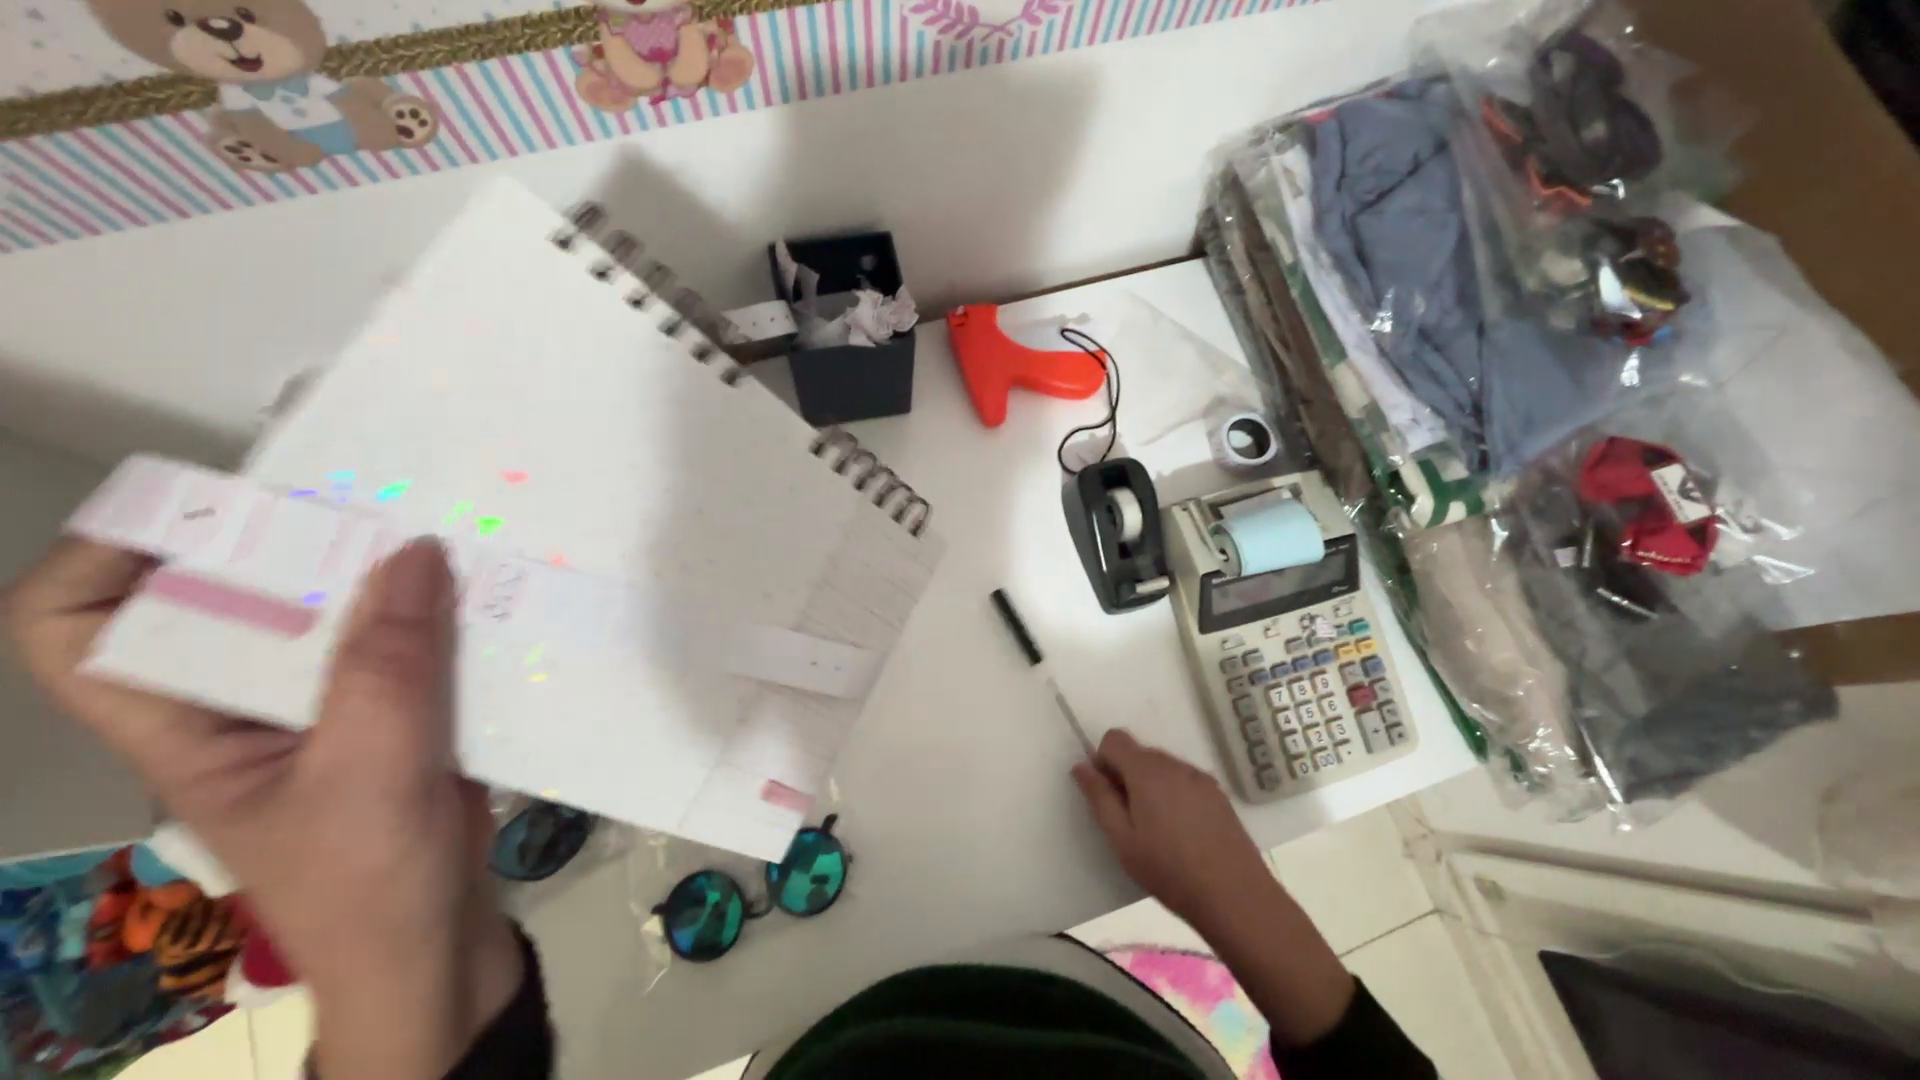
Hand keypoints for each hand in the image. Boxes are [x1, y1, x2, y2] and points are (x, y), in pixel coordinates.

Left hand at [4, 538, 519, 1079]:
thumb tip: (413, 551)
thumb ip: (385, 662)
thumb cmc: (367, 880)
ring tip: (434, 537)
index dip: (106, 562)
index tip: (208, 516)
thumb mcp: (367, 771)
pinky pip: (403, 648)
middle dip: (289, 549)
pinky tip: (477, 598)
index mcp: (185, 729)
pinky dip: (435, 618)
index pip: (79, 636)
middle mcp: (242, 708)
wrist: (436, 945)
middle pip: (230, 604)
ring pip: (332, 621)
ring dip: (379, 581)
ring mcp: (322, 711)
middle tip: (360, 506)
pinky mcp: (390, 716)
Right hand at [1071, 729, 1275, 933]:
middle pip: (1140, 753)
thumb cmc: (1169, 869)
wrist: (1234, 894)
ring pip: (1163, 768)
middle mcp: (1175, 765)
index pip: (1115, 738)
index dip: (1103, 761)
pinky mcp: (1218, 794)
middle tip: (1128, 820)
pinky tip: (1182, 832)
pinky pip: (1185, 782)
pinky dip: (1175, 795)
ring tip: (1157, 830)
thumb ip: (1099, 797)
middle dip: (1126, 776)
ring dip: (1151, 786)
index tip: (1107, 796)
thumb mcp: (1122, 839)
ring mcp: (1201, 778)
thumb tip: (1081, 766)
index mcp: (1147, 771)